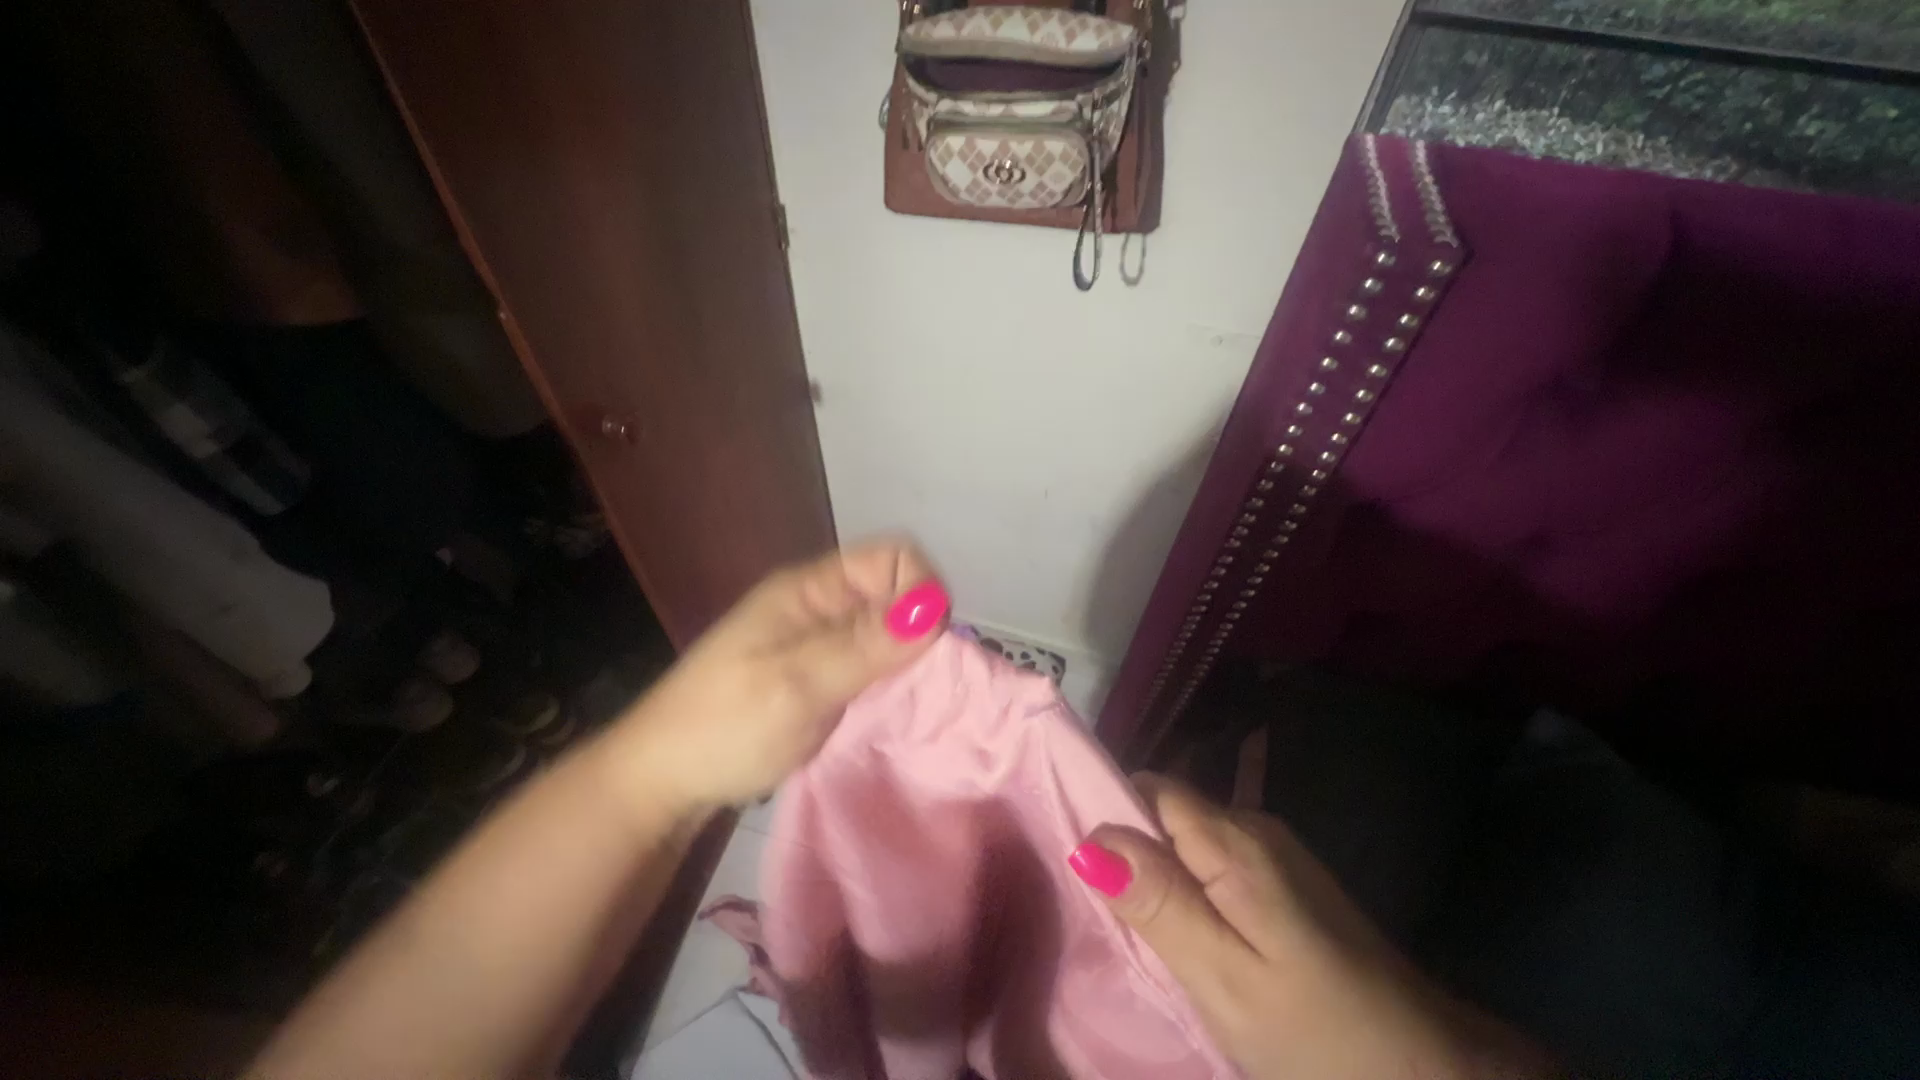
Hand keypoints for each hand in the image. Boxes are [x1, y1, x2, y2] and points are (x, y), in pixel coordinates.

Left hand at [609, 538, 947, 813]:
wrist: (664, 781)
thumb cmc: (722, 727)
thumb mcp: (795, 686)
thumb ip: (863, 646)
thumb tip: (935, 609)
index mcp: (809, 591)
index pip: (890, 557)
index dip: (919, 589)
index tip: (925, 644)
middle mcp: (820, 607)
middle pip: (895, 592)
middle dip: (919, 627)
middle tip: (916, 680)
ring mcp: (820, 644)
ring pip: (888, 630)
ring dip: (907, 657)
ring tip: (906, 698)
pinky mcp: (822, 678)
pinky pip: (874, 664)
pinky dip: (891, 680)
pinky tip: (890, 708)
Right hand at [1071, 774, 1552, 1079]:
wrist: (1431, 1071)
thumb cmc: (1318, 1033)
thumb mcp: (1223, 978)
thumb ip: (1158, 903)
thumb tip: (1089, 837)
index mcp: (1235, 842)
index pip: (1148, 789)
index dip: (1106, 812)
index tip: (1074, 863)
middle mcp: (1255, 828)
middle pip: (1166, 810)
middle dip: (1127, 848)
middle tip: (1102, 911)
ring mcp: (1276, 854)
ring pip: (1188, 839)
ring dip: (1156, 873)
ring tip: (1135, 928)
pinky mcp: (1287, 883)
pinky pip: (1215, 864)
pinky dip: (1188, 889)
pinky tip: (1184, 935)